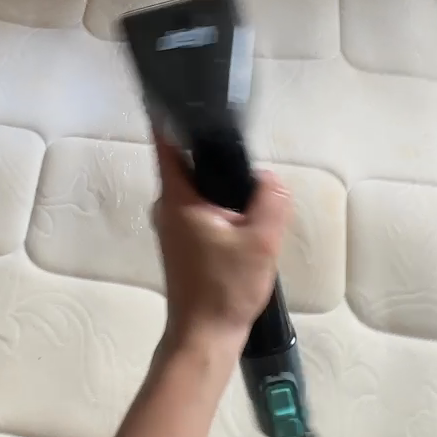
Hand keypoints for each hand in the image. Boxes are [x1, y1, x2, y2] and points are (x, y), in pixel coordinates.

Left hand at [150, 138, 292, 356]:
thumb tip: (270, 179)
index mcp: (176, 197)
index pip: (166, 144)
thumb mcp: (260, 241)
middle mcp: (166, 206)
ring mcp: (170, 225)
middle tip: (242, 154)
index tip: (183, 99)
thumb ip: (270, 202)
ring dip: (218, 185)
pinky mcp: (180, 241)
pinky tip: (242, 218)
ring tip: (249, 190)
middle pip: (186, 164)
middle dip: (212, 156)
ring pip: (195, 189)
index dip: (171, 118)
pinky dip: (217, 205)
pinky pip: (198, 208)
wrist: (204, 336)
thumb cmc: (225, 287)